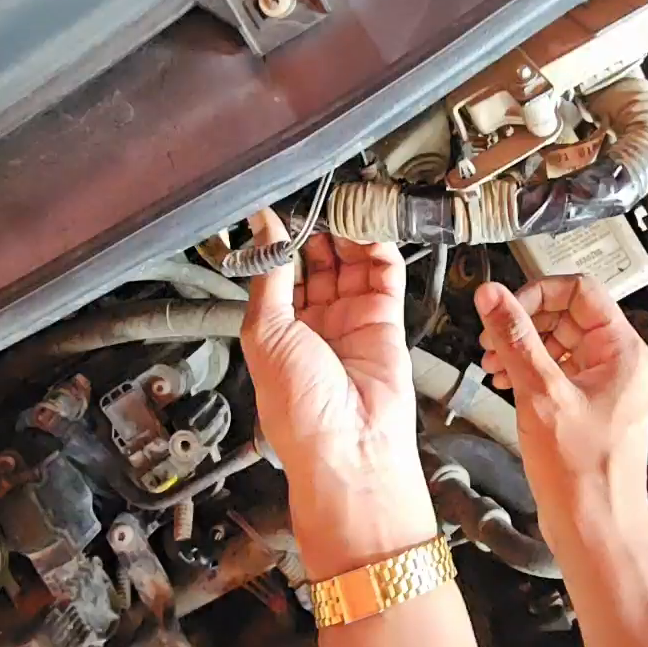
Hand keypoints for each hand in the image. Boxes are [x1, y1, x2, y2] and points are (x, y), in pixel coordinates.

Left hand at [241, 210, 436, 578]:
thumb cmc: (300, 409)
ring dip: (346, 232)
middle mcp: (316, 322)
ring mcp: (351, 318)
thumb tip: (263, 229)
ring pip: (351, 262)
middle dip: (316, 230)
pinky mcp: (385, 319)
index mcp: (279, 328)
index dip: (280, 240)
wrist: (350, 446)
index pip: (280, 271)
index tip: (279, 209)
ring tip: (341, 205)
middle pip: (318, 261)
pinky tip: (366, 225)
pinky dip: (377, 246)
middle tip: (315, 200)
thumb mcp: (267, 332)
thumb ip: (270, 275)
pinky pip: (384, 273)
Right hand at [474, 276, 647, 531]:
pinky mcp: (585, 408)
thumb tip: (493, 296)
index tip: (504, 306)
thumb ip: (515, 338)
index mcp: (622, 351)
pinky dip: (527, 370)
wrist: (596, 534)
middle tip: (491, 337)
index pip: (579, 291)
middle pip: (566, 314)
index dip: (538, 292)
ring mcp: (601, 387)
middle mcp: (617, 364)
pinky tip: (504, 381)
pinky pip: (555, 371)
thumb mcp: (540, 395)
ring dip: (521, 346)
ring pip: (557, 342)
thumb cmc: (584, 476)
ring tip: (492, 361)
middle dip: (524, 321)